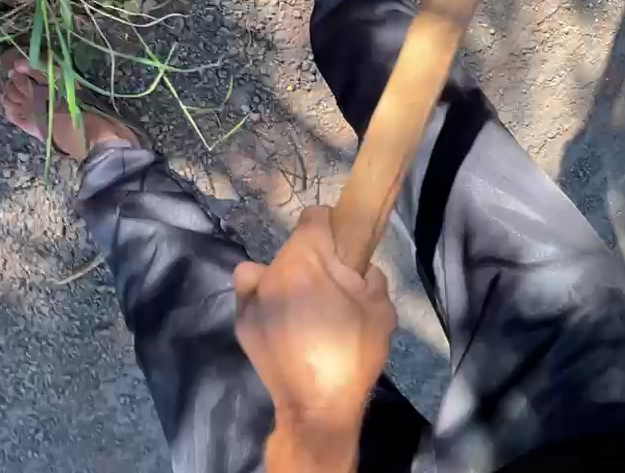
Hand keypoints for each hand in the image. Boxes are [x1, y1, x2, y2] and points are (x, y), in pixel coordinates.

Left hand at [234, 207, 395, 470]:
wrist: (320, 408)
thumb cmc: (353, 352)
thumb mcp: (381, 307)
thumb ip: (371, 275)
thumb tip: (358, 267)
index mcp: (307, 258)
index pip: (314, 216)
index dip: (332, 227)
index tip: (343, 248)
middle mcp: (275, 268)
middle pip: (294, 246)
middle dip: (314, 258)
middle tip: (332, 286)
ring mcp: (253, 295)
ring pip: (268, 266)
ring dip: (285, 275)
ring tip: (300, 300)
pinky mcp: (242, 321)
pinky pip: (249, 293)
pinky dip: (261, 297)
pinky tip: (279, 315)